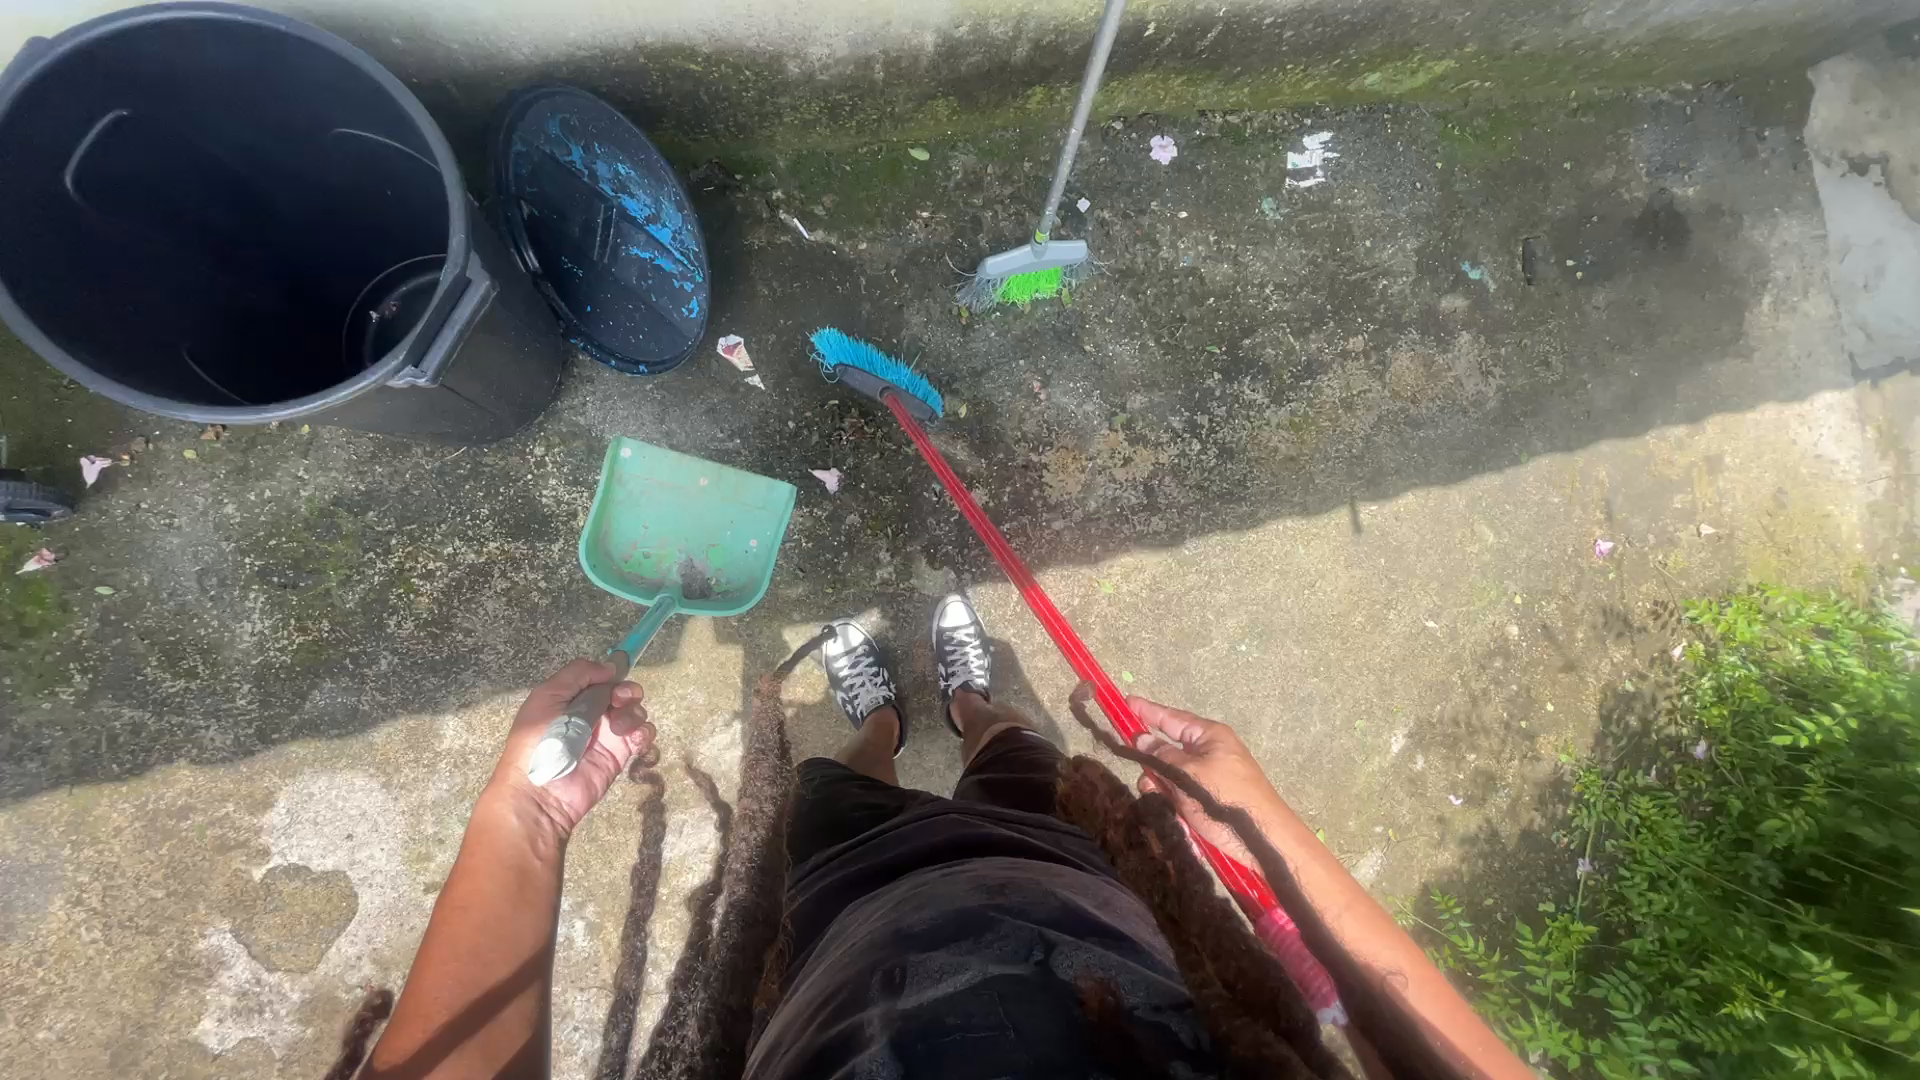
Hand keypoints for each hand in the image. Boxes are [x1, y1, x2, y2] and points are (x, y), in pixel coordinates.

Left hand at [486, 659, 655, 842]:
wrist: (542, 793)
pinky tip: (633, 739)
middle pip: (622, 689)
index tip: (611, 677)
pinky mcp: (622, 752)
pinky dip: (643, 731)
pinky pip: (643, 733)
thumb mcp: (548, 699)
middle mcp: (591, 712)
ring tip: (619, 729)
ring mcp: (608, 732)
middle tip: (618, 701)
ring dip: (633, 712)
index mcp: (569, 697)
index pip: (598, 675)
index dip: (608, 672)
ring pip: (635, 709)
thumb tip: (611, 666)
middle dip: (626, 691)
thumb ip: (579, 675)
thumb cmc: (539, 743)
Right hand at [1128, 696, 1285, 863]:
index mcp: (1209, 736)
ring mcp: (1213, 773)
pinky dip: (1176, 797)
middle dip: (1153, 760)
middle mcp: (1211, 750)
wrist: (1265, 840)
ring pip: (1175, 771)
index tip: (1125, 701)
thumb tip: (1140, 738)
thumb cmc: (1226, 800)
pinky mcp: (1214, 794)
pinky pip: (1186, 789)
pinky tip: (1175, 813)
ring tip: (1156, 796)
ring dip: (1163, 784)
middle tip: (1140, 773)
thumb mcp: (1188, 775)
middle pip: (1171, 747)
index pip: (1171, 718)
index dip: (1146, 711)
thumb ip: (1161, 756)